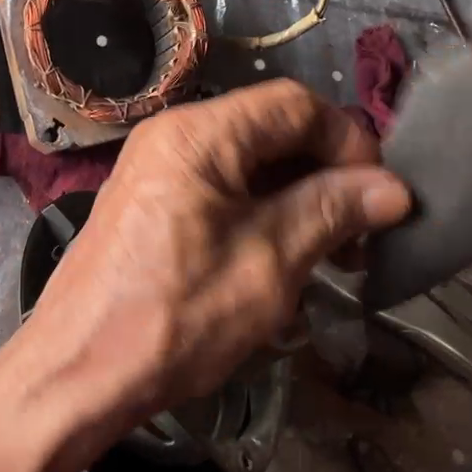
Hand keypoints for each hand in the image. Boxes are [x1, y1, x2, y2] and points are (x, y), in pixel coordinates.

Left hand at [0, 80, 408, 471]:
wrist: (78, 369)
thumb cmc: (175, 316)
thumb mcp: (268, 263)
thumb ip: (330, 212)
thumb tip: (392, 187)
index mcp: (198, 132)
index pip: (293, 103)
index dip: (347, 140)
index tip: (380, 195)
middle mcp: (173, 132)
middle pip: (269, 126)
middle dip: (324, 172)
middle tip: (361, 233)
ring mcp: (157, 164)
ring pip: (248, 158)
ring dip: (296, 195)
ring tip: (331, 254)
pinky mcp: (151, 196)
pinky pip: (220, 182)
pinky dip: (260, 208)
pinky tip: (284, 256)